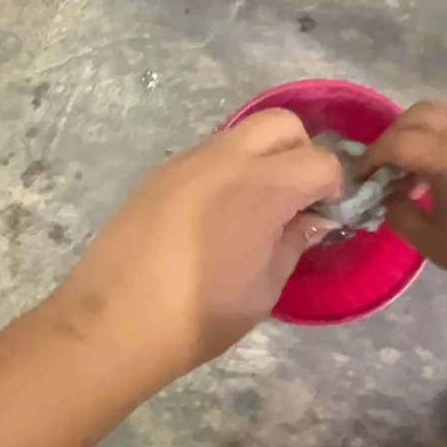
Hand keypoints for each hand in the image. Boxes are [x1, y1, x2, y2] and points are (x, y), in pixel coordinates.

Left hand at [53, 109, 342, 371]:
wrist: (113, 322)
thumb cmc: (200, 315)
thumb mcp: (264, 289)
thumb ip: (295, 242)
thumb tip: (312, 219)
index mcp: (263, 186)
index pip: (320, 160)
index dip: (334, 186)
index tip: (326, 214)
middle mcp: (226, 158)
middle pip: (281, 124)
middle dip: (301, 151)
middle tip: (296, 197)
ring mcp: (186, 160)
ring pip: (240, 133)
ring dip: (261, 157)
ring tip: (254, 208)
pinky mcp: (158, 172)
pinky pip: (207, 154)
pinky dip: (226, 169)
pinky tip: (215, 215)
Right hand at [364, 101, 446, 319]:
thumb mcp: (433, 241)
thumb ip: (401, 213)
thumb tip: (389, 199)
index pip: (398, 141)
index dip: (372, 157)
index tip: (360, 177)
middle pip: (421, 114)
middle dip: (394, 135)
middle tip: (382, 167)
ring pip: (445, 120)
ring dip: (420, 138)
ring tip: (412, 175)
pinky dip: (443, 146)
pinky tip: (442, 181)